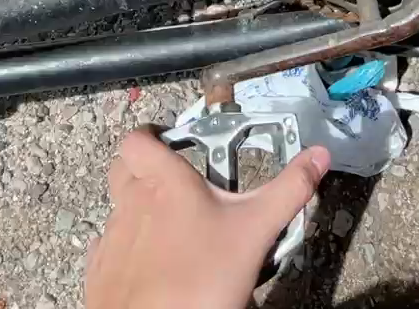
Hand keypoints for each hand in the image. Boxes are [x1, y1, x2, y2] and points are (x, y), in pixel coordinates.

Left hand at [84, 129, 329, 308]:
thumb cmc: (198, 283)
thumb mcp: (255, 232)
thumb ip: (288, 189)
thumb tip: (318, 155)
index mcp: (163, 183)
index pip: (137, 139)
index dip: (149, 135)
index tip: (169, 139)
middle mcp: (130, 205)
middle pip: (122, 168)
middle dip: (142, 166)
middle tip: (173, 178)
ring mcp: (110, 242)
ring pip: (117, 209)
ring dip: (138, 208)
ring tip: (173, 227)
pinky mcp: (100, 278)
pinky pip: (108, 250)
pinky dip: (128, 248)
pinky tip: (155, 265)